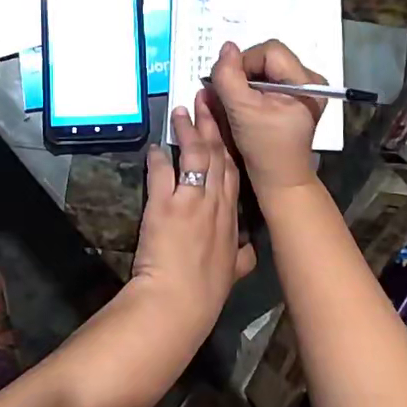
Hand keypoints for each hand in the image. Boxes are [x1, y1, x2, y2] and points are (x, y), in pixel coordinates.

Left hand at [132, 93, 255, 332]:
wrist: (178, 304)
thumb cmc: (205, 293)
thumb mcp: (233, 274)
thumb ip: (242, 258)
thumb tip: (250, 252)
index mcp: (232, 218)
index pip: (234, 173)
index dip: (230, 147)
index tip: (227, 128)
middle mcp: (215, 204)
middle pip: (218, 156)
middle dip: (213, 126)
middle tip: (207, 102)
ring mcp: (191, 201)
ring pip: (195, 156)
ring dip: (189, 131)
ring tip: (182, 110)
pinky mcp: (165, 205)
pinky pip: (163, 173)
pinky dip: (159, 157)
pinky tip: (156, 145)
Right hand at [208, 40, 323, 195]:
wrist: (280, 179)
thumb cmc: (264, 147)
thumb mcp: (241, 110)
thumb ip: (229, 76)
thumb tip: (226, 47)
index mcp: (306, 81)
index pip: (269, 51)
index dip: (244, 63)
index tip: (229, 86)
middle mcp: (310, 79)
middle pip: (268, 57)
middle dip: (243, 72)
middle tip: (229, 94)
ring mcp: (303, 88)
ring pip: (266, 68)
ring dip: (245, 81)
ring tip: (235, 101)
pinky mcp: (295, 97)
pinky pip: (269, 80)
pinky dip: (252, 88)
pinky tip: (245, 105)